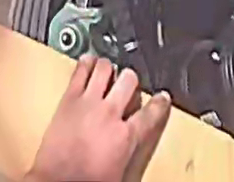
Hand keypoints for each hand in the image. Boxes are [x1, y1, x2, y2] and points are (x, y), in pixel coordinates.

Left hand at [27, 56, 171, 181]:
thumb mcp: (119, 173)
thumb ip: (130, 150)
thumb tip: (134, 140)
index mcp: (125, 137)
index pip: (151, 114)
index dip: (160, 104)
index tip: (163, 97)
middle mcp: (109, 113)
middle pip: (129, 80)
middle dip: (131, 81)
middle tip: (127, 86)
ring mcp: (89, 101)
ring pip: (105, 67)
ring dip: (109, 69)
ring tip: (108, 73)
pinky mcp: (70, 96)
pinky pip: (81, 69)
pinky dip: (87, 62)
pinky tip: (89, 64)